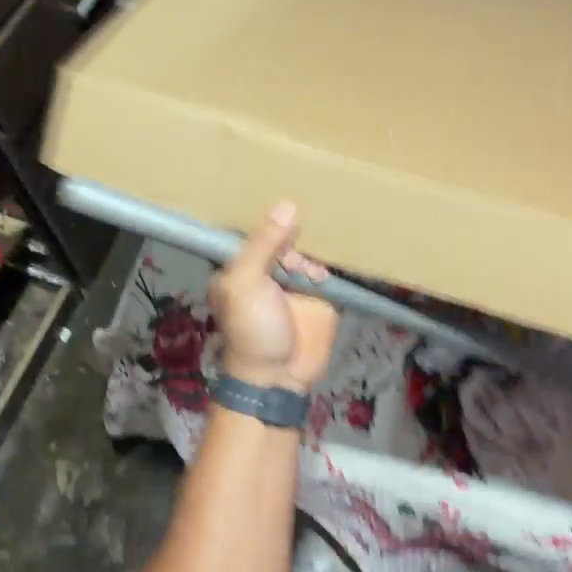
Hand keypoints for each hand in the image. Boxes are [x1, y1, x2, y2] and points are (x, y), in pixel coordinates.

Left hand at [210, 202, 340, 393]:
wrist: (279, 378)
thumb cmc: (251, 329)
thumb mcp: (247, 283)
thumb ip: (264, 244)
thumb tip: (287, 204)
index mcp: (242, 265)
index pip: (254, 230)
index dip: (266, 217)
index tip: (282, 193)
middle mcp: (267, 269)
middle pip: (283, 237)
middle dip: (292, 236)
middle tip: (292, 259)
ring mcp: (294, 282)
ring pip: (307, 251)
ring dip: (311, 255)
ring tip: (307, 274)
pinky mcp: (319, 296)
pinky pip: (327, 272)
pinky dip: (329, 267)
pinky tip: (325, 275)